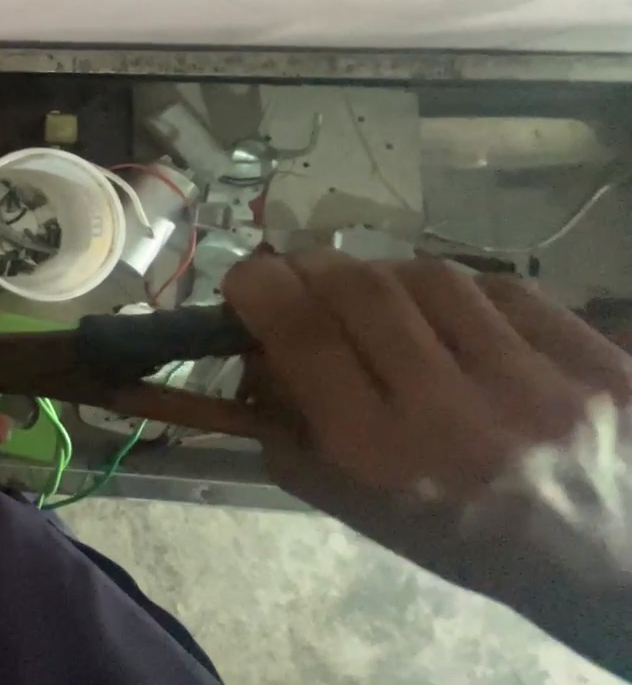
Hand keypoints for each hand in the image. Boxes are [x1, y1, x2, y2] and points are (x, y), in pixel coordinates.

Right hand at [224, 250, 631, 612]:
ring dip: (384, 274)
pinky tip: (456, 315)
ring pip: (429, 277)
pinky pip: (506, 291)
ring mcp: (540, 388)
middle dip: (312, 266)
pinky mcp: (604, 370)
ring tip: (381, 296)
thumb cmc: (456, 534)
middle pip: (359, 288)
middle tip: (301, 273)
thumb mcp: (344, 495)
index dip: (258, 284)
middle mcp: (453, 416)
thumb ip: (278, 420)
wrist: (616, 573)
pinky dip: (461, 291)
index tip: (245, 278)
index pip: (300, 332)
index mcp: (377, 452)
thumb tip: (249, 344)